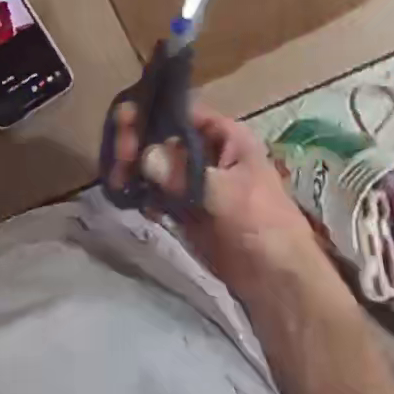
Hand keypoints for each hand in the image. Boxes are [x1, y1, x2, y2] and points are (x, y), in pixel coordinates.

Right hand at [107, 101, 323, 283]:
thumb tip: (146, 156)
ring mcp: (193, 180)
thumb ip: (185, 172)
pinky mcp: (182, 207)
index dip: (154, 112)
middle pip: (162, 135)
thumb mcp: (227, 193)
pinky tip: (126, 196)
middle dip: (137, 141)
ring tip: (118, 180)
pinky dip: (139, 191)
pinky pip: (153, 190)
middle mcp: (206, 152)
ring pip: (154, 162)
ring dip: (132, 167)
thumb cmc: (263, 226)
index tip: (126, 121)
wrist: (276, 282)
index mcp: (226, 138)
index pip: (183, 112)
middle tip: (120, 157)